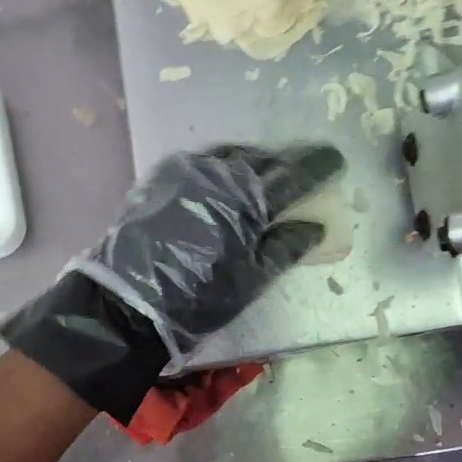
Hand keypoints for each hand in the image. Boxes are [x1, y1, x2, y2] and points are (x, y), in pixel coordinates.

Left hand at [0, 144, 343, 420]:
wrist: (125, 304)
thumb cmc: (196, 298)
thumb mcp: (251, 281)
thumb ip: (286, 248)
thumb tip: (312, 226)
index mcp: (247, 201)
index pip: (293, 175)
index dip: (317, 167)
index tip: (335, 160)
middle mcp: (219, 175)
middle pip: (261, 161)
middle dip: (284, 163)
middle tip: (301, 170)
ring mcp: (186, 173)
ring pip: (230, 158)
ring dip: (252, 163)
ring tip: (264, 173)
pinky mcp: (161, 179)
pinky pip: (202, 163)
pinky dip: (221, 167)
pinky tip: (223, 180)